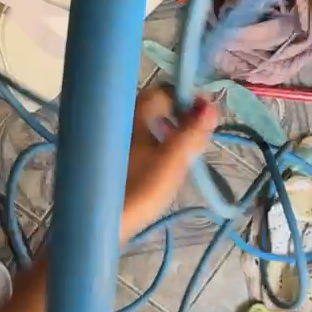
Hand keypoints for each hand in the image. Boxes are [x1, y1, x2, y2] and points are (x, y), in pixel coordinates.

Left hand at [122, 87, 220, 240]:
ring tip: (182, 157)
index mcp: (135, 111)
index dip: (189, 101)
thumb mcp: (173, 160)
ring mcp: (112, 136)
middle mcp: (122, 118)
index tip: (206, 120)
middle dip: (181, 119)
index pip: (166, 91)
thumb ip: (193, 132)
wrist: (100, 219)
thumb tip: (211, 107)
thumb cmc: (138, 188)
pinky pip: (138, 140)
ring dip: (169, 134)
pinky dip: (154, 146)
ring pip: (148, 125)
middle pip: (157, 107)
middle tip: (197, 142)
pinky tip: (160, 166)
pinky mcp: (110, 156)